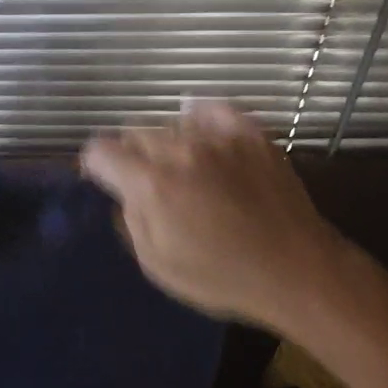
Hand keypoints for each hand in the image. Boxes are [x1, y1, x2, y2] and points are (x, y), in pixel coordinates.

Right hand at [81, 99, 347, 334]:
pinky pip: (212, 110)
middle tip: (141, 181)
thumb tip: (125, 195)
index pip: (102, 151)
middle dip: (130, 154)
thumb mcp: (156, 264)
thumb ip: (132, 220)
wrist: (293, 270)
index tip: (99, 177)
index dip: (94, 164)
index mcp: (152, 185)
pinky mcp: (251, 134)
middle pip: (136, 132)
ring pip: (172, 123)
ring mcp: (218, 138)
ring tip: (178, 168)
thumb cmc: (220, 277)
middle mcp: (180, 151)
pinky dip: (198, 119)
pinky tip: (199, 133)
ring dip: (166, 143)